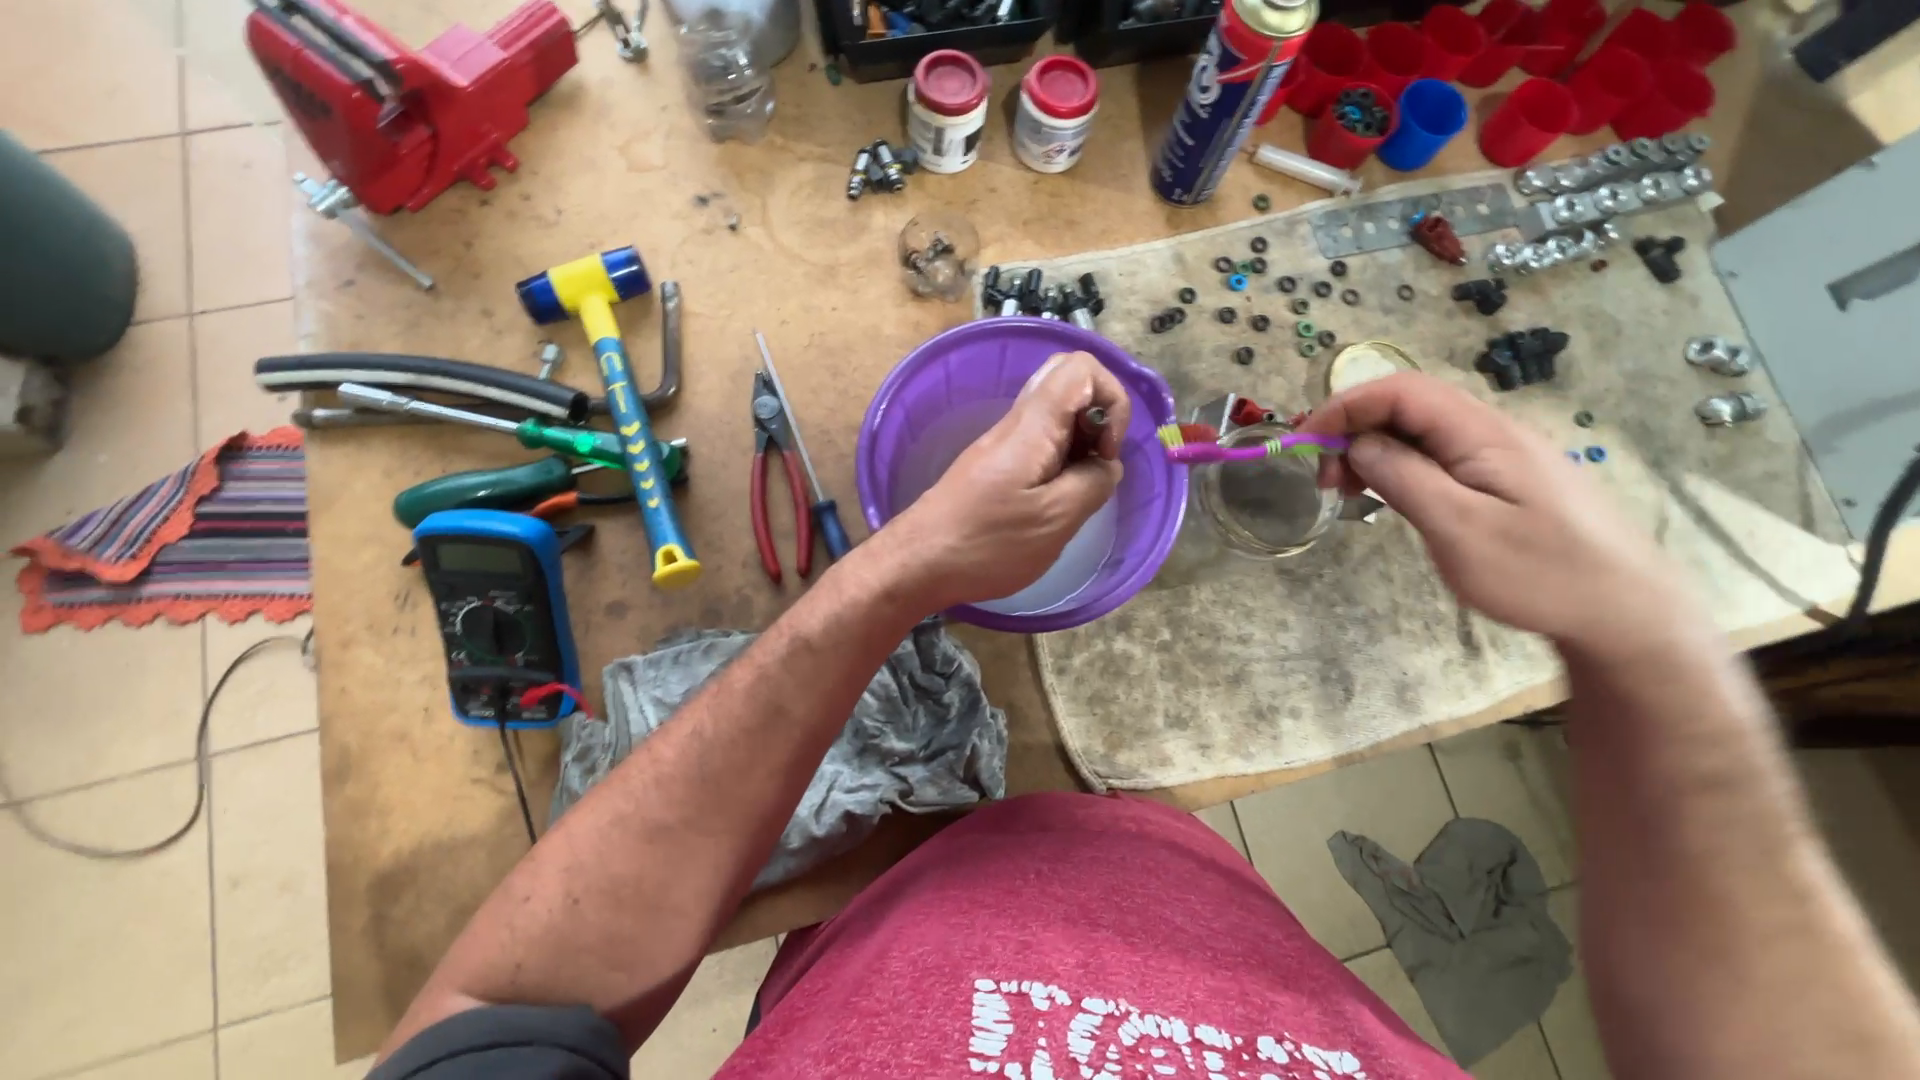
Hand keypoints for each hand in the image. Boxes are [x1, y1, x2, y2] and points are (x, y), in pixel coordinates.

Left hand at [879, 351, 1131, 611]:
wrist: (919, 562)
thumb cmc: (986, 543)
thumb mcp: (1055, 519)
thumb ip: (1093, 484)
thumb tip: (1107, 465)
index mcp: (1033, 425)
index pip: (1081, 367)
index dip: (1111, 400)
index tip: (1106, 452)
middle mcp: (1017, 423)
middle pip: (1069, 384)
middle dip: (1099, 420)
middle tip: (1097, 467)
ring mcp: (1004, 445)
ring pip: (1057, 419)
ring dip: (1081, 448)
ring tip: (1077, 494)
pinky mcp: (996, 467)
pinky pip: (1040, 446)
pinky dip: (1061, 465)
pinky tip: (1055, 504)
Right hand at [1300, 373, 1698, 655]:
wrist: (1626, 611)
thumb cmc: (1541, 573)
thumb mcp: (1460, 529)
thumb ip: (1404, 478)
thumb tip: (1358, 444)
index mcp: (1482, 433)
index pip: (1401, 390)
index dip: (1345, 405)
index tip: (1306, 442)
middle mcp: (1492, 431)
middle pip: (1409, 405)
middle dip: (1354, 428)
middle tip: (1325, 479)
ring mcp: (1502, 456)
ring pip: (1422, 431)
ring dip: (1374, 450)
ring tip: (1348, 491)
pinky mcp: (1506, 481)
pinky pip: (1439, 456)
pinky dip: (1399, 467)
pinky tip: (1389, 497)